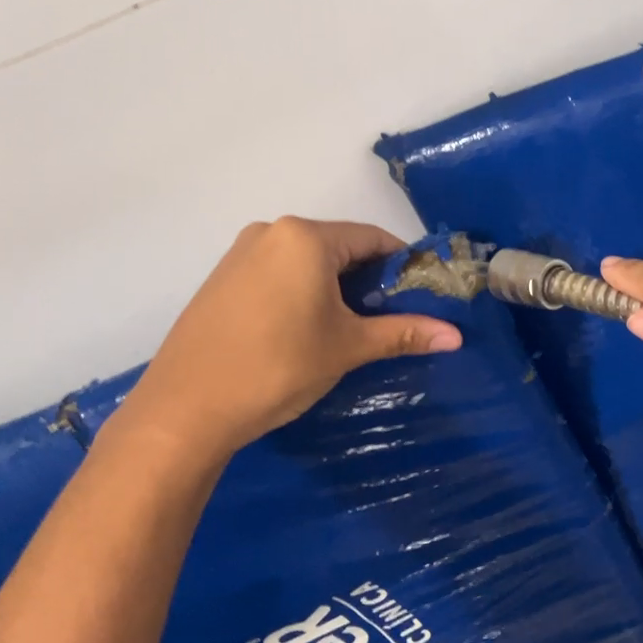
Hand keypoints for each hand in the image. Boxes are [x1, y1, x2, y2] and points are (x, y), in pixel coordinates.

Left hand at [117, 218, 461, 460]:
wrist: (185, 409)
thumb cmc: (277, 366)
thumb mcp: (348, 348)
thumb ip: (403, 333)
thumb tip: (457, 336)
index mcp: (304, 238)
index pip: (374, 239)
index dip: (404, 267)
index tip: (424, 298)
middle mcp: (270, 233)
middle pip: (340, 248)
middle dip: (370, 280)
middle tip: (391, 320)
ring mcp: (240, 255)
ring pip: (308, 263)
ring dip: (337, 289)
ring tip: (351, 330)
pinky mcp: (222, 281)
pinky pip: (279, 275)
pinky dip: (304, 294)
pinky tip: (307, 332)